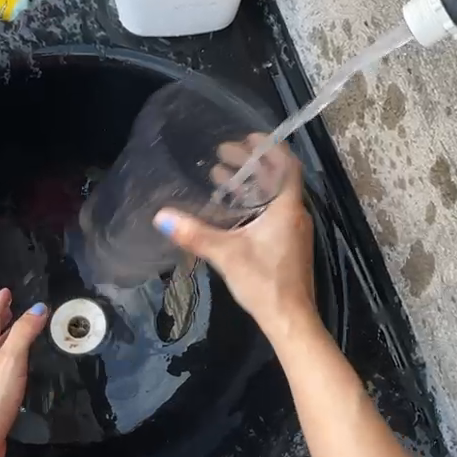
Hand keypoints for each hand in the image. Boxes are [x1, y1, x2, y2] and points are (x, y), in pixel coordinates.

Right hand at [155, 140, 316, 334]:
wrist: (291, 319)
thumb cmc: (264, 282)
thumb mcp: (226, 254)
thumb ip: (195, 234)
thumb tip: (161, 216)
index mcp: (287, 208)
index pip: (287, 165)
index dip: (269, 147)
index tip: (248, 137)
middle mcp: (294, 215)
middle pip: (276, 178)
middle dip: (251, 163)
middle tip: (223, 153)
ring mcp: (293, 231)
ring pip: (273, 196)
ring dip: (250, 183)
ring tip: (220, 175)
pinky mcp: (288, 246)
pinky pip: (271, 212)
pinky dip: (253, 203)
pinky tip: (230, 208)